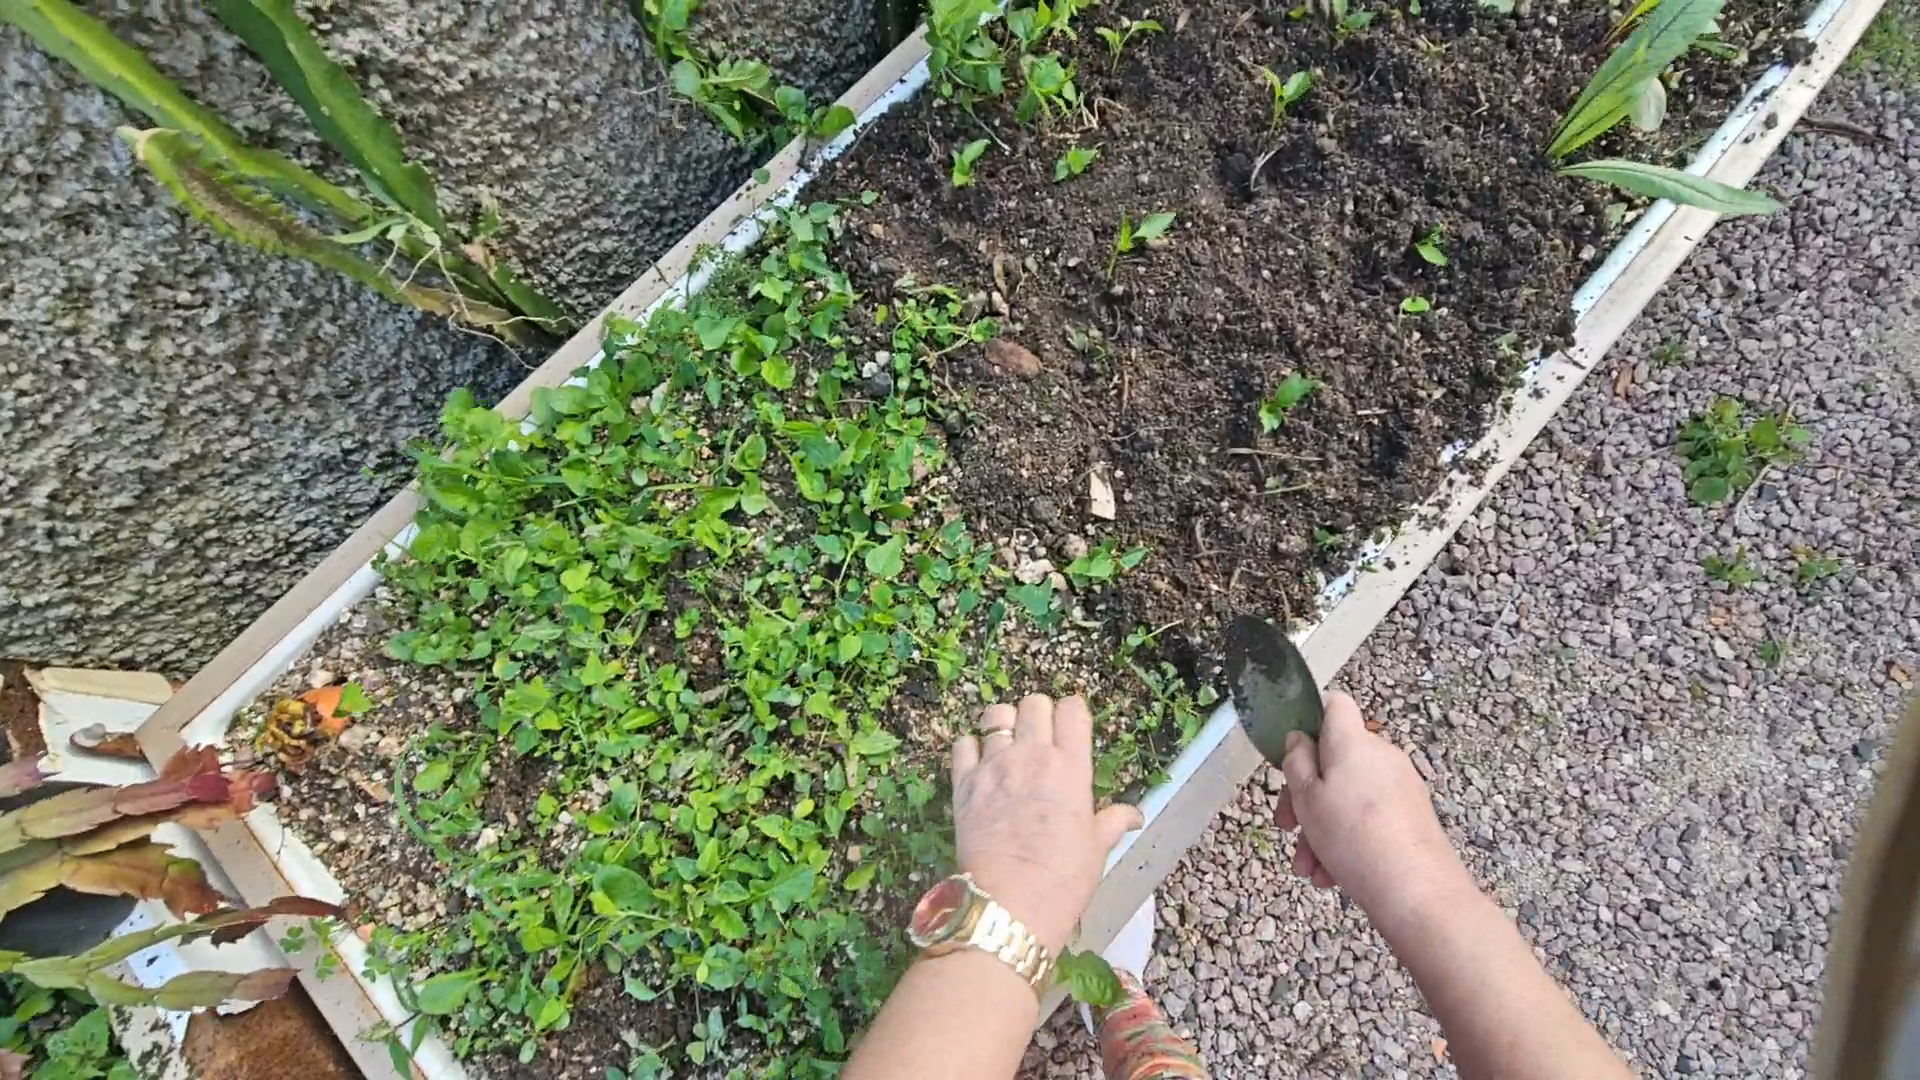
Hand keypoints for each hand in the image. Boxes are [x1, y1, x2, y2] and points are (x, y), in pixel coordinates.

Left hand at [950, 694, 1142, 953]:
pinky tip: (980, 763)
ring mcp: (994, 766)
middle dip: (1040, 713)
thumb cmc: (1062, 880)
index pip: (1073, 710)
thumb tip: (1135, 815)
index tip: (1072, 724)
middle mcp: (1032, 756)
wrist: (1010, 906)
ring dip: (1004, 723)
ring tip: (1007, 742)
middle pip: (1034, 704)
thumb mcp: (1096, 849)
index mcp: (1070, 768)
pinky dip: (971, 747)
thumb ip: (1112, 822)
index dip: (1073, 711)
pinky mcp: (964, 782)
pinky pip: (963, 743)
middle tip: (1040, 735)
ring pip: (996, 715)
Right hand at [1274, 692, 1473, 936]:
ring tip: (1307, 868)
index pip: (1335, 704)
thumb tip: (1300, 739)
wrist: (1420, 896)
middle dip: (1304, 793)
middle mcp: (1380, 756)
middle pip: (1333, 759)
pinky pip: (1368, 816)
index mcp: (1353, 742)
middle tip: (1286, 827)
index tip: (1293, 751)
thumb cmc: (1352, 837)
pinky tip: (1329, 876)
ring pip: (1347, 794)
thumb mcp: (1306, 797)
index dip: (1311, 716)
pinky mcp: (1412, 817)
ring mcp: (1400, 787)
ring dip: (1320, 826)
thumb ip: (1296, 760)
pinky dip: (1347, 837)